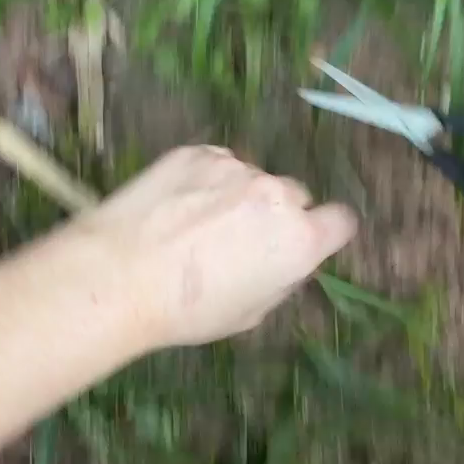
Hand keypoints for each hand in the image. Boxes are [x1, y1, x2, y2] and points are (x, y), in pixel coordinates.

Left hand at [78, 146, 357, 347]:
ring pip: (250, 177)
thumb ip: (281, 275)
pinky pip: (215, 163)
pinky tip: (176, 203)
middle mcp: (274, 193)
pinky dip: (204, 179)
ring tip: (195, 221)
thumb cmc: (189, 309)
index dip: (326, 230)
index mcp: (299, 239)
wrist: (122, 272)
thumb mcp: (252, 312)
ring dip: (237, 193)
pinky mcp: (198, 151)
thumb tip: (282, 257)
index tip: (310, 238)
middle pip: (294, 195)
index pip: (341, 220)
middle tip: (239, 235)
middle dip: (276, 212)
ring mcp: (235, 166)